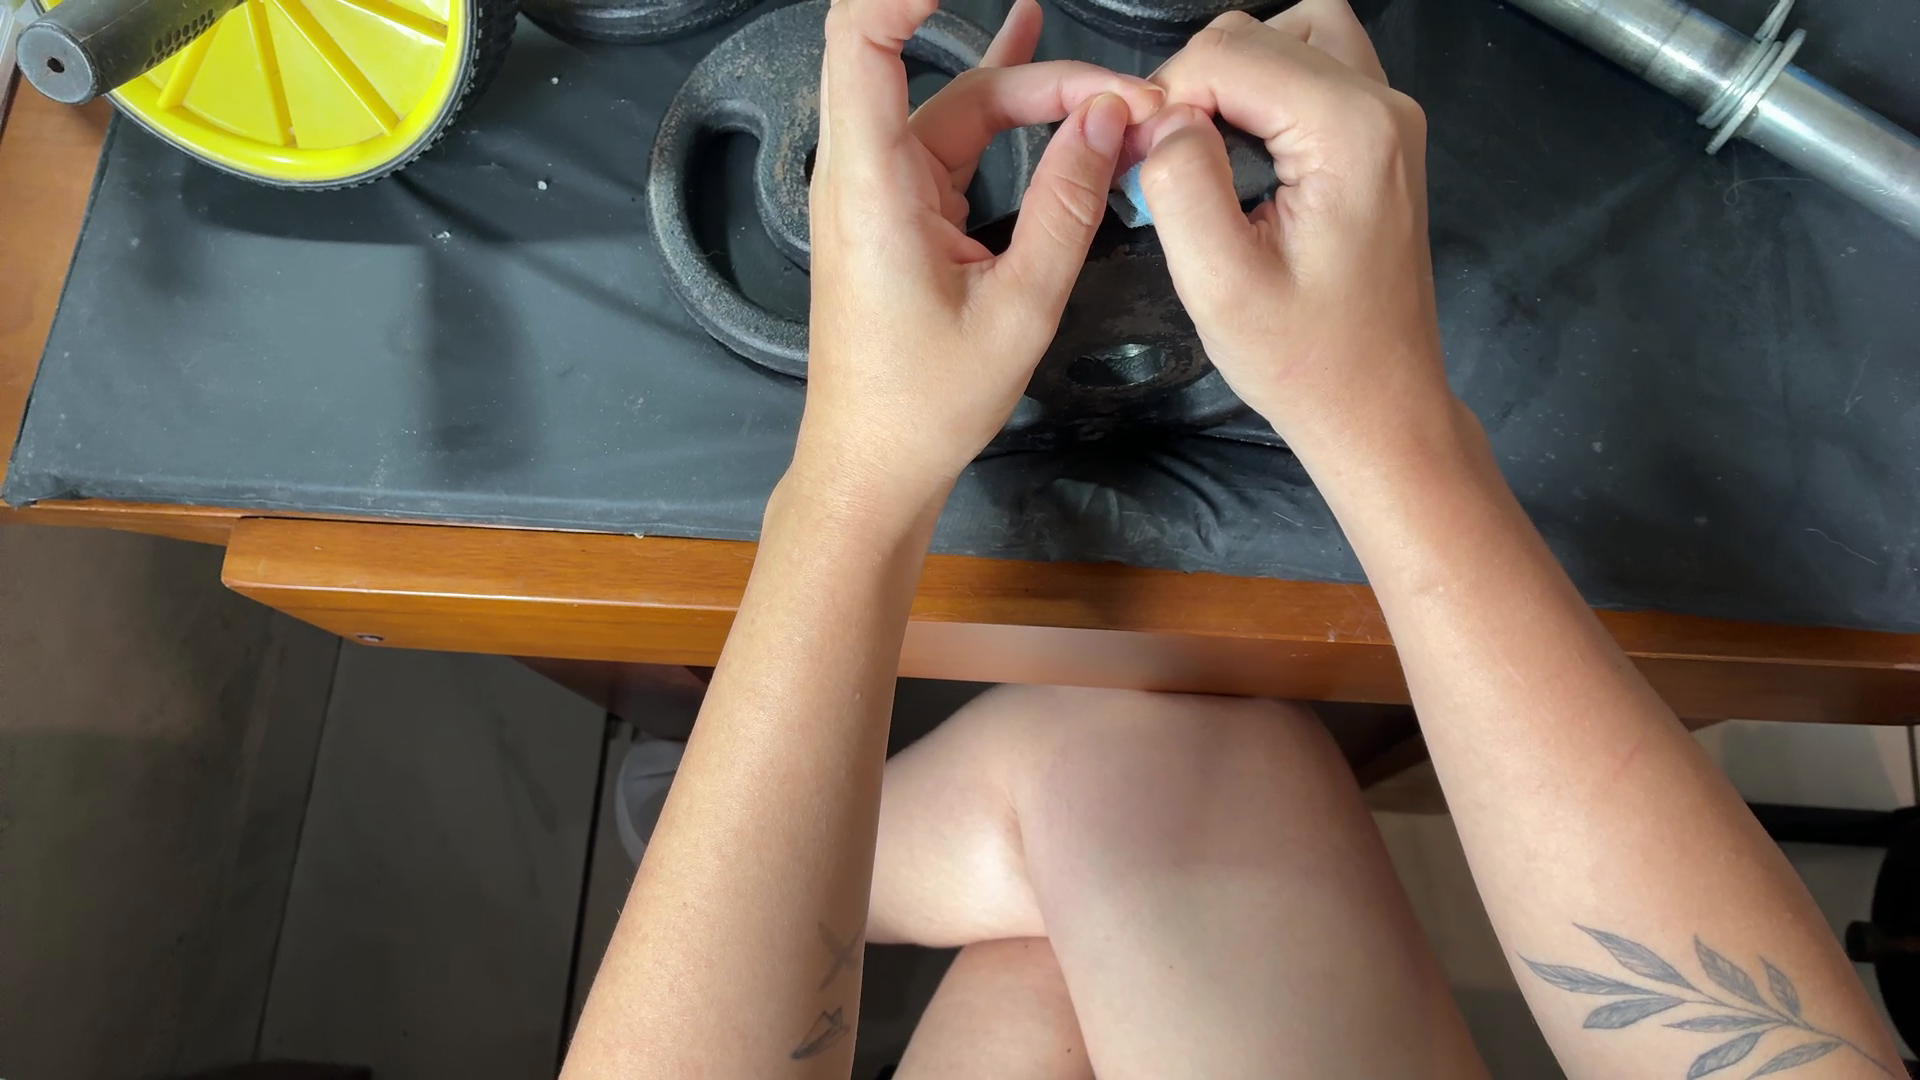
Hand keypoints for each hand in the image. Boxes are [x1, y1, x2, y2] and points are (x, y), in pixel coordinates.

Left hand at [800, 0, 1162, 503]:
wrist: (875, 463)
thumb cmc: (930, 404)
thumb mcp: (1018, 308)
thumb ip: (1067, 206)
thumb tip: (1112, 119)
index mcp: (873, 187)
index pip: (862, 35)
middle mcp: (862, 179)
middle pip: (949, 85)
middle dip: (1041, 81)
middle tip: (1127, 108)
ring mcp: (876, 201)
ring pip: (955, 120)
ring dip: (1030, 107)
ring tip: (1110, 102)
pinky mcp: (893, 224)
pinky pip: (946, 153)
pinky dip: (996, 125)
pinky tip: (1033, 79)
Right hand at [1130, 0, 1450, 458]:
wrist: (1373, 404)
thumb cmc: (1298, 360)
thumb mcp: (1219, 285)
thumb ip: (1181, 187)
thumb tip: (1161, 124)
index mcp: (1347, 129)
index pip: (1228, 53)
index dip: (1162, 99)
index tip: (1132, 166)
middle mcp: (1382, 103)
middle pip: (1263, 33)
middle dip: (1193, 85)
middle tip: (1157, 164)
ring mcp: (1389, 121)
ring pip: (1296, 39)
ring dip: (1230, 81)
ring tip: (1194, 152)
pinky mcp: (1380, 146)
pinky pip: (1316, 78)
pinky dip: (1263, 98)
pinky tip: (1235, 158)